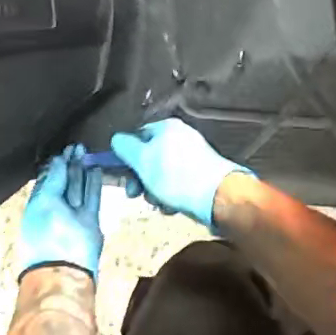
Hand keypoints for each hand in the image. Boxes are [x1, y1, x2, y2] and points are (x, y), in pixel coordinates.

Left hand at [18, 144, 104, 278]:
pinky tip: (96, 169)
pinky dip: (94, 183)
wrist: (64, 269)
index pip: (47, 180)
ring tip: (85, 153)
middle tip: (76, 147)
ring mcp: (73, 216)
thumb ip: (53, 180)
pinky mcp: (89, 222)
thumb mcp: (43, 202)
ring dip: (82, 170)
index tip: (63, 151)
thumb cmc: (47, 233)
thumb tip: (59, 160)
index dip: (55, 165)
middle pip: (64, 182)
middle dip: (69, 164)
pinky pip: (92, 198)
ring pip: (78, 188)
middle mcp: (56, 209)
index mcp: (38, 205)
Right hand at [109, 118, 250, 228]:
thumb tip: (116, 139)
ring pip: (162, 172)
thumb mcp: (141, 160)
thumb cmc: (175, 176)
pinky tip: (172, 207)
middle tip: (135, 194)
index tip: (122, 175)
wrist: (219, 197)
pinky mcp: (203, 173)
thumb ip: (124, 147)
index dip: (126, 156)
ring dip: (154, 189)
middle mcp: (182, 136)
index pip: (136, 136)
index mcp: (167, 127)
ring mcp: (194, 155)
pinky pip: (178, 181)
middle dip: (140, 178)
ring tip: (159, 204)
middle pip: (149, 156)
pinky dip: (171, 193)